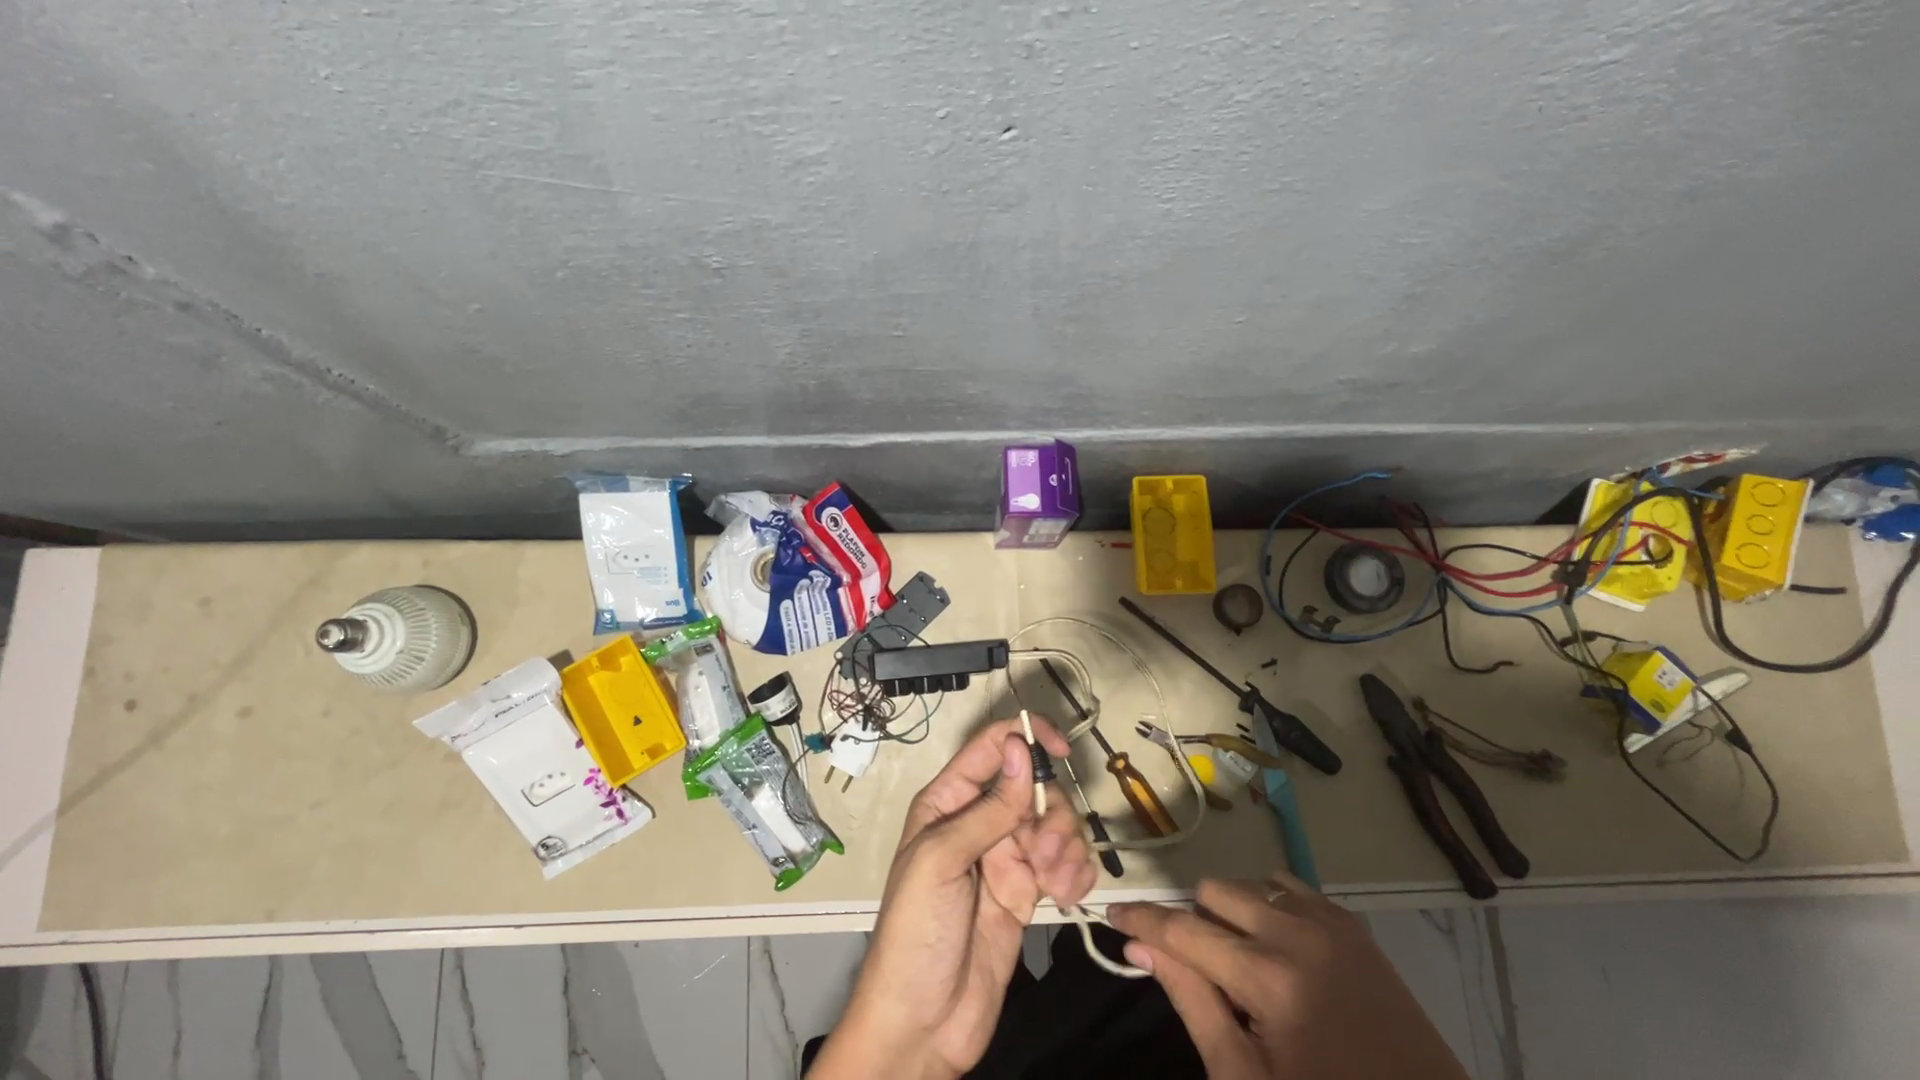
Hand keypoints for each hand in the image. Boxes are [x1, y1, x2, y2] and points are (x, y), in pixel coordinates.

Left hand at [812, 715, 1097, 1079]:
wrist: (925, 1021)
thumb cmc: (917, 932)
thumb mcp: (942, 861)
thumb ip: (987, 807)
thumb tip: (1019, 747)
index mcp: (947, 802)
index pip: (992, 748)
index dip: (1026, 738)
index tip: (1060, 752)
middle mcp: (979, 822)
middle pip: (1034, 787)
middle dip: (1051, 813)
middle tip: (1046, 852)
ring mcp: (1006, 857)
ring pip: (1056, 824)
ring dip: (1066, 847)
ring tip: (1054, 883)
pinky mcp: (1029, 891)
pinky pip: (1066, 863)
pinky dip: (1075, 873)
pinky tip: (1068, 896)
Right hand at [1107, 874, 1468, 1079]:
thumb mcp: (1244, 1077)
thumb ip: (1191, 1002)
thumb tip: (1140, 945)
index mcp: (1268, 977)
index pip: (1182, 929)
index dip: (1141, 919)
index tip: (1111, 914)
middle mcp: (1297, 932)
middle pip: (1212, 891)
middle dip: (1192, 921)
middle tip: (1197, 971)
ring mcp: (1331, 922)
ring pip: (1249, 884)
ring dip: (1229, 913)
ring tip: (1239, 966)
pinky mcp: (1353, 925)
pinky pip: (1289, 888)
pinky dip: (1267, 907)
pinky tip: (1275, 950)